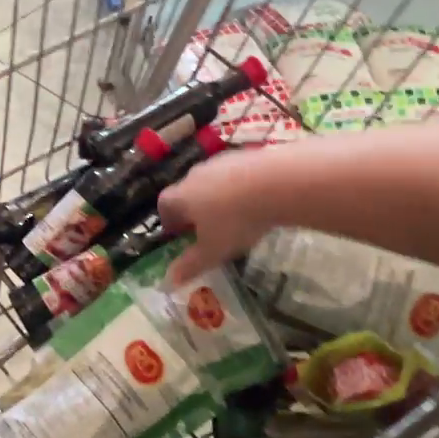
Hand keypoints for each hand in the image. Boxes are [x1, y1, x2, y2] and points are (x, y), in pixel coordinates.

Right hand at [157, 149, 279, 285]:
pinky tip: (255, 200)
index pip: (164, 205)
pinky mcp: (245, 155)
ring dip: (217, 197)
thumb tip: (168, 282)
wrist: (275, 183)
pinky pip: (235, 174)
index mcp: (181, 197)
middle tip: (207, 229)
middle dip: (193, 209)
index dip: (169, 220)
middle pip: (187, 191)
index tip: (179, 234)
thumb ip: (190, 265)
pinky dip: (239, 186)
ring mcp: (220, 162)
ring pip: (212, 182)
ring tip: (235, 216)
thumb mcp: (212, 251)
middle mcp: (194, 176)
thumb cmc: (234, 221)